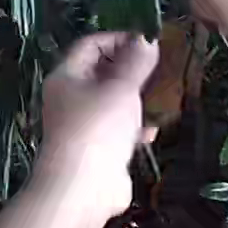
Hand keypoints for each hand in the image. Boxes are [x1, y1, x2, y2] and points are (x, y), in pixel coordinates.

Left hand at [32, 32, 158, 221]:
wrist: (83, 187)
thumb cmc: (98, 128)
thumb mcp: (121, 88)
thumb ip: (136, 63)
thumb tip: (146, 40)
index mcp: (66, 76)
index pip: (90, 45)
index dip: (117, 39)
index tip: (147, 41)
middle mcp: (69, 98)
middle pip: (100, 73)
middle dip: (130, 69)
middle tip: (159, 67)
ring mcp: (82, 125)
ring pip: (111, 102)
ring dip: (134, 99)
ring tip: (161, 96)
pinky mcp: (95, 150)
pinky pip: (117, 130)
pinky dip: (133, 128)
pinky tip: (151, 132)